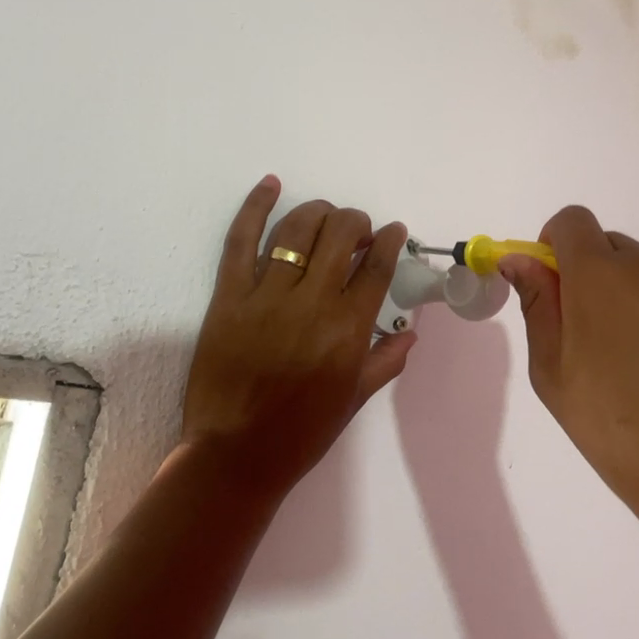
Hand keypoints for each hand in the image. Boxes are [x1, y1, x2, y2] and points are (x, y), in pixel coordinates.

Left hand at [179, 177, 414, 495]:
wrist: (236, 455)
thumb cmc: (301, 433)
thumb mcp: (353, 400)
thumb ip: (385, 361)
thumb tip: (411, 332)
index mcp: (348, 329)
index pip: (377, 268)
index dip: (390, 242)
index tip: (394, 232)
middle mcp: (312, 302)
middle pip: (341, 235)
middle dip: (356, 223)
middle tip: (357, 231)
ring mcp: (266, 295)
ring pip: (297, 229)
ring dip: (318, 212)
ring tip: (325, 215)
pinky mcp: (228, 296)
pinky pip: (241, 239)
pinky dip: (255, 206)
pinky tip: (271, 184)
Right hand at [498, 206, 638, 527]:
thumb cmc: (613, 429)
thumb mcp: (552, 373)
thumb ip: (537, 304)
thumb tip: (519, 260)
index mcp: (600, 276)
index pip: (571, 221)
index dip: (557, 245)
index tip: (558, 284)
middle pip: (615, 248)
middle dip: (602, 280)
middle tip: (606, 342)